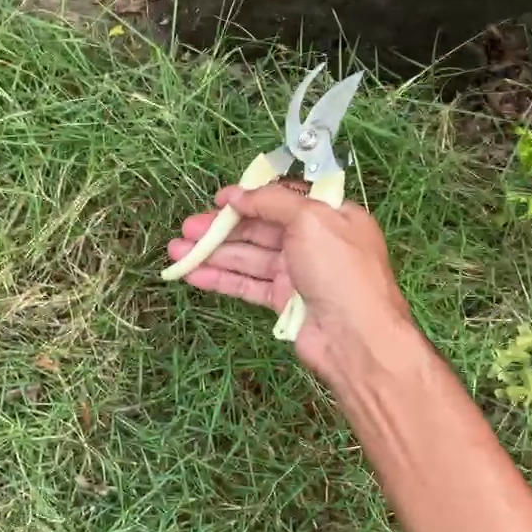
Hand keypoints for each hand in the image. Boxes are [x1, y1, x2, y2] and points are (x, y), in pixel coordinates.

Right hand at [166, 183, 420, 386]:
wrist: (355, 336)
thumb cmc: (339, 270)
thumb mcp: (311, 219)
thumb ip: (273, 202)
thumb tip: (239, 196)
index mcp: (328, 217)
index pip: (282, 201)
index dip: (249, 198)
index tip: (218, 200)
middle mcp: (312, 243)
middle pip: (258, 230)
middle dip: (221, 228)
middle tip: (186, 229)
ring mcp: (296, 273)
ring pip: (247, 258)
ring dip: (212, 253)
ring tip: (177, 252)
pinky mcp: (282, 301)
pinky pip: (246, 285)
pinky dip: (219, 279)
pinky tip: (193, 275)